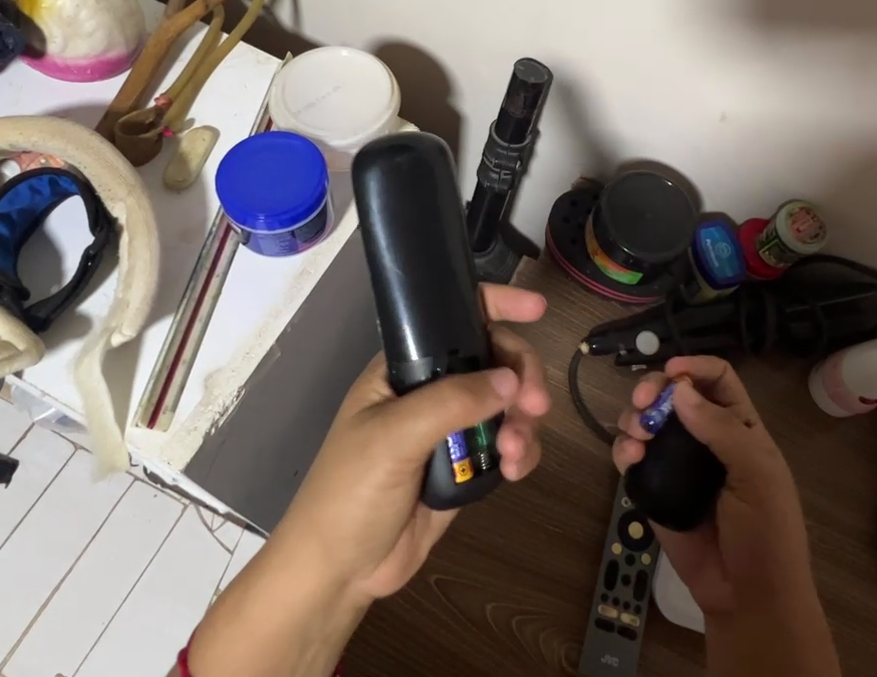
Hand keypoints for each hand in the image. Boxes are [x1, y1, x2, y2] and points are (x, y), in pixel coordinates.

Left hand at [278, 283, 551, 601]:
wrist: (340, 570)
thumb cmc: (350, 491)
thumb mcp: (393, 437)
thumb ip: (451, 402)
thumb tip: (510, 381)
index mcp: (405, 368)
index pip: (454, 319)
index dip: (496, 305)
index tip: (537, 308)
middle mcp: (432, 390)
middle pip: (494, 361)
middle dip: (521, 377)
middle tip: (536, 405)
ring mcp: (451, 428)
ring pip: (507, 404)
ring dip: (522, 422)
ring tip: (513, 454)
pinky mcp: (466, 465)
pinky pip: (507, 444)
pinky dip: (520, 452)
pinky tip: (513, 471)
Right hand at [611, 356, 814, 617]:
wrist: (747, 596)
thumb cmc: (767, 532)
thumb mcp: (757, 475)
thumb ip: (721, 430)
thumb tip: (679, 390)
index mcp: (739, 426)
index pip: (717, 379)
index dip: (695, 367)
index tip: (672, 371)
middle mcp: (704, 436)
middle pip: (673, 392)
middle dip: (654, 388)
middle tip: (643, 400)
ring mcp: (676, 461)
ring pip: (647, 419)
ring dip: (635, 416)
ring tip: (638, 435)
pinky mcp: (653, 486)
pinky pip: (631, 456)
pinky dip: (623, 448)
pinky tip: (629, 458)